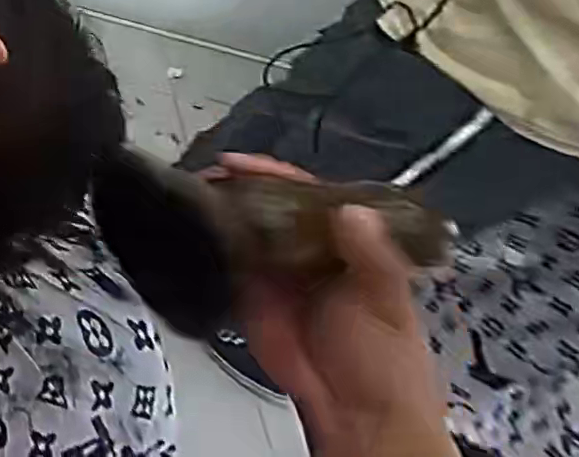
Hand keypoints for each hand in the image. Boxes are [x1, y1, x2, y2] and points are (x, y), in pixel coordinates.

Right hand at [218, 154, 456, 456]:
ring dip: (217, 201)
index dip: (273, 172)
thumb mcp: (387, 303)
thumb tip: (353, 212)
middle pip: (263, 199)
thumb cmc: (386, 360)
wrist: (353, 413)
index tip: (246, 163)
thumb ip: (373, 257)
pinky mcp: (242, 285)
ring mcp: (268, 264)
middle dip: (237, 181)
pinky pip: (220, 252)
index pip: (301, 192)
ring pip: (238, 220)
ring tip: (196, 187)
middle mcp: (299, 245)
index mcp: (337, 240)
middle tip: (214, 171)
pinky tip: (190, 220)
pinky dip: (205, 235)